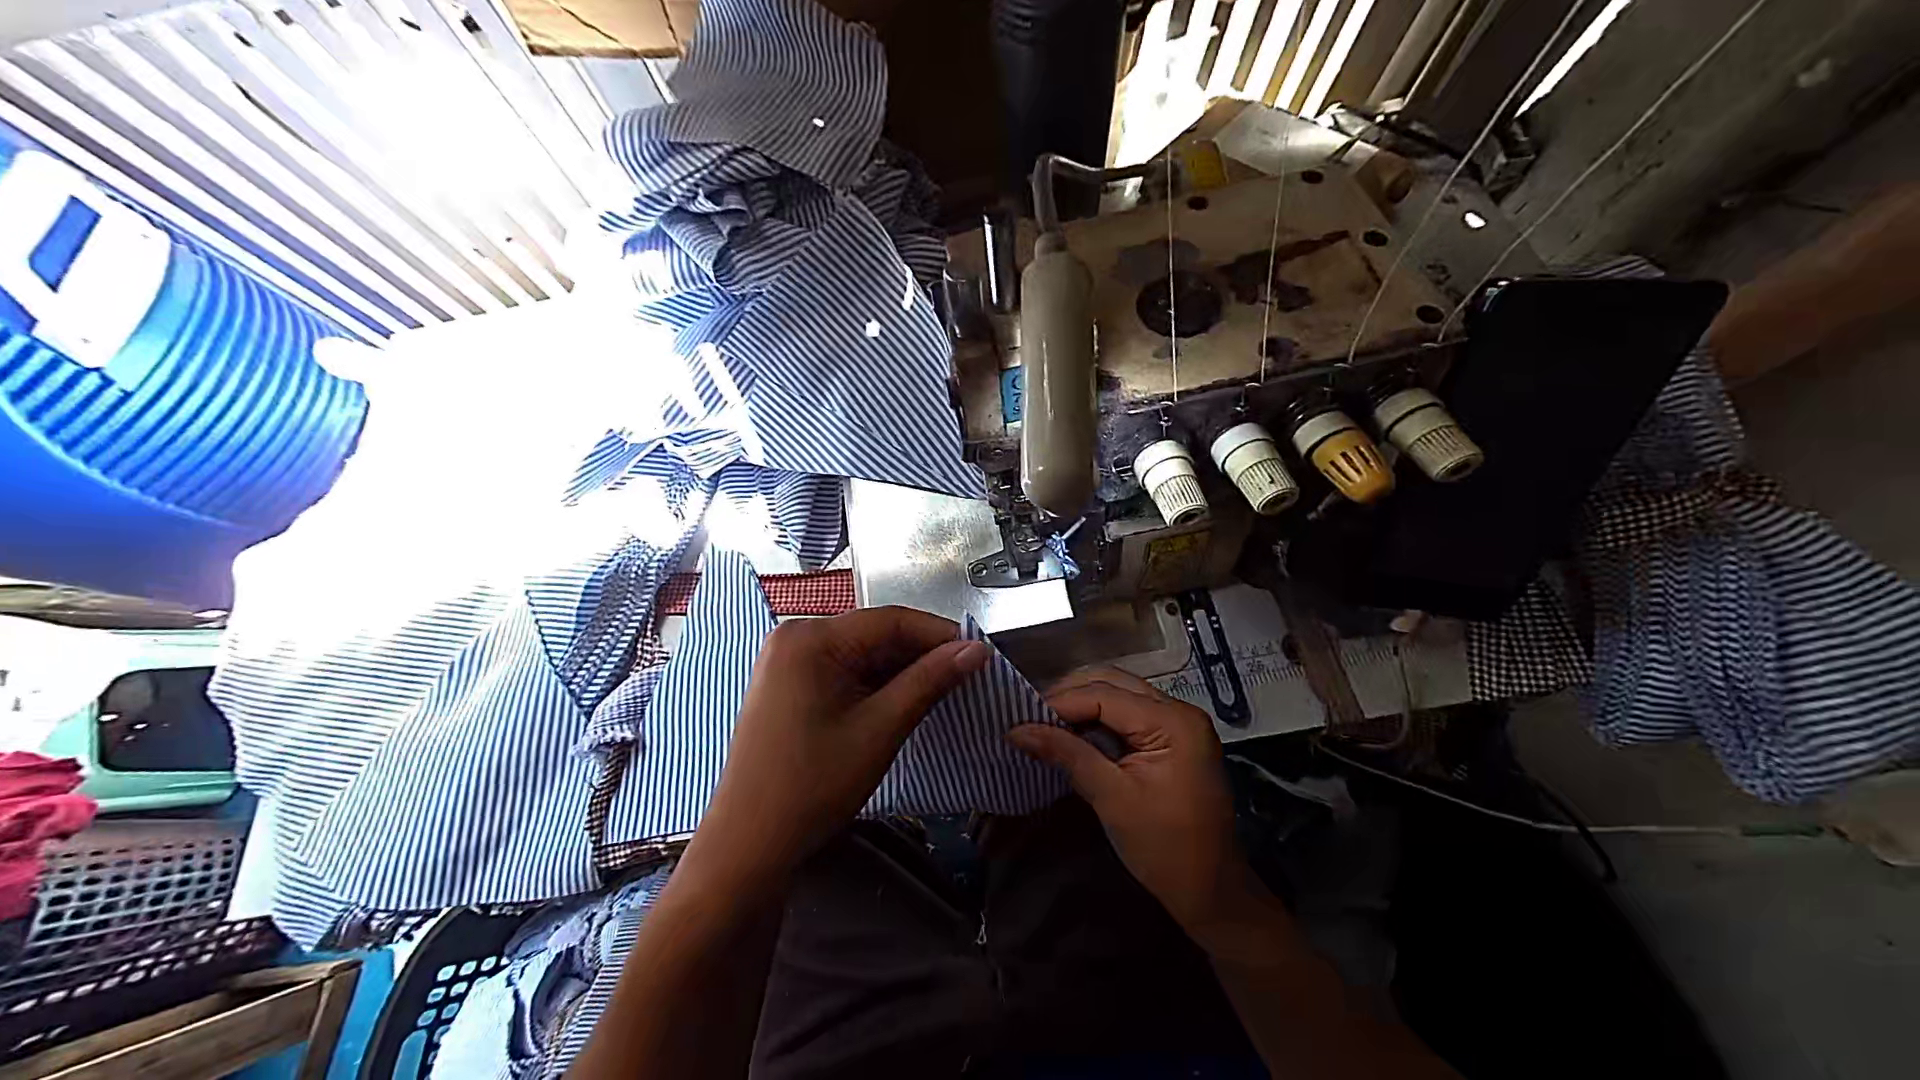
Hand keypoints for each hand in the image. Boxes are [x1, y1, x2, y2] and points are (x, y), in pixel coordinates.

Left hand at [687, 607, 990, 888]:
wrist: (749, 843)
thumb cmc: (810, 786)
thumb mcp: (879, 729)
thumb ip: (929, 681)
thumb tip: (975, 650)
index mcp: (809, 638)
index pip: (891, 620)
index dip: (941, 633)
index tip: (980, 652)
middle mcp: (795, 637)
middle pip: (876, 633)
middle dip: (923, 653)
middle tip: (968, 674)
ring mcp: (789, 660)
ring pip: (863, 653)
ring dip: (903, 670)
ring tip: (946, 688)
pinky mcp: (791, 683)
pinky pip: (845, 670)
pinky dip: (877, 683)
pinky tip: (907, 699)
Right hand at [1006, 669, 1252, 935]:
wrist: (1211, 892)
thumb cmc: (1165, 848)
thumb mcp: (1111, 798)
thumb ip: (1066, 754)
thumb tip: (1017, 730)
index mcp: (1173, 722)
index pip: (1104, 694)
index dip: (1059, 703)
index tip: (1020, 718)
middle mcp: (1179, 711)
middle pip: (1113, 684)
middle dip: (1069, 697)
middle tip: (1030, 717)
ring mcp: (1178, 724)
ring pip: (1119, 695)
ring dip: (1082, 705)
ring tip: (1044, 723)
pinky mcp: (1172, 739)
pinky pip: (1128, 715)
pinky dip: (1098, 720)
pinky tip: (1072, 733)